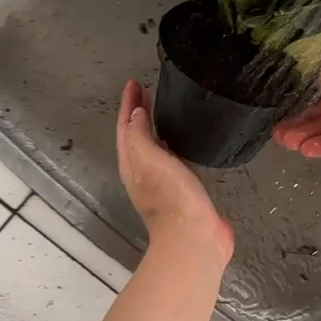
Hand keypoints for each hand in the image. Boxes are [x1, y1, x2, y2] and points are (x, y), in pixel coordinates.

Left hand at [116, 81, 232, 263]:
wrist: (195, 238)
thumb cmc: (172, 198)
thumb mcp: (150, 160)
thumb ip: (140, 135)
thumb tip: (135, 114)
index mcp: (131, 165)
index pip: (125, 127)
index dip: (128, 104)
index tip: (134, 83)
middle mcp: (142, 173)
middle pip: (135, 136)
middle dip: (138, 112)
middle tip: (145, 90)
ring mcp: (161, 182)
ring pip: (152, 147)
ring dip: (153, 127)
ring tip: (161, 109)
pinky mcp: (182, 189)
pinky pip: (172, 159)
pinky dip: (171, 144)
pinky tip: (182, 140)